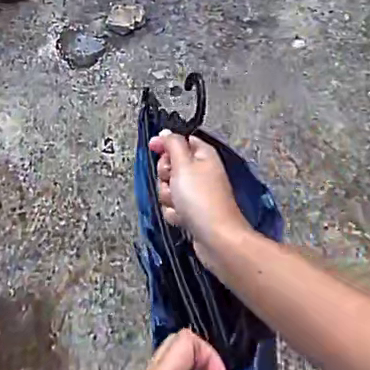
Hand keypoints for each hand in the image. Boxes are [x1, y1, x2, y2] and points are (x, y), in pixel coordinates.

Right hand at [150, 130, 247, 253]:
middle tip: (173, 182)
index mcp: (203, 155)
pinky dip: (174, 213)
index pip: (179, 141)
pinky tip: (183, 217)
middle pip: (170, 165)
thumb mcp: (183, 164)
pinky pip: (173, 207)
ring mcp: (197, 193)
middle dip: (165, 176)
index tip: (154, 149)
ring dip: (168, 197)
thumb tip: (166, 132)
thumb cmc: (202, 200)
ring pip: (169, 189)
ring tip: (180, 204)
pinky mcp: (193, 211)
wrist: (215, 238)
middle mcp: (201, 171)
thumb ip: (173, 144)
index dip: (165, 145)